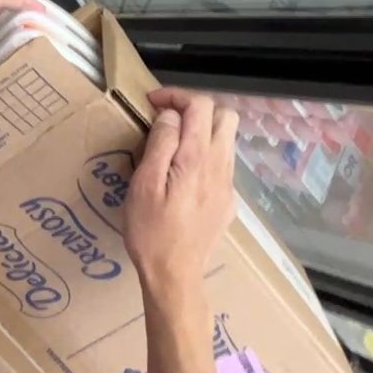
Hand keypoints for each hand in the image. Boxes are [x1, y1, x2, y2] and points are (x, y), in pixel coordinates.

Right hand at [125, 88, 238, 286]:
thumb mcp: (144, 183)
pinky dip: (204, 153)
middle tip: (166, 118)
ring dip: (201, 130)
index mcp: (197, 158)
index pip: (201, 106)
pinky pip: (222, 163)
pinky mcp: (227, 202)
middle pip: (225, 116)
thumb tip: (170, 116)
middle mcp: (220, 167)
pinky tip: (182, 173)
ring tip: (171, 143)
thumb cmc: (151, 230)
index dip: (176, 96)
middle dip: (195, 108)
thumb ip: (161, 143)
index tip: (151, 103)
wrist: (174, 276)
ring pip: (226, 139)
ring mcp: (228, 186)